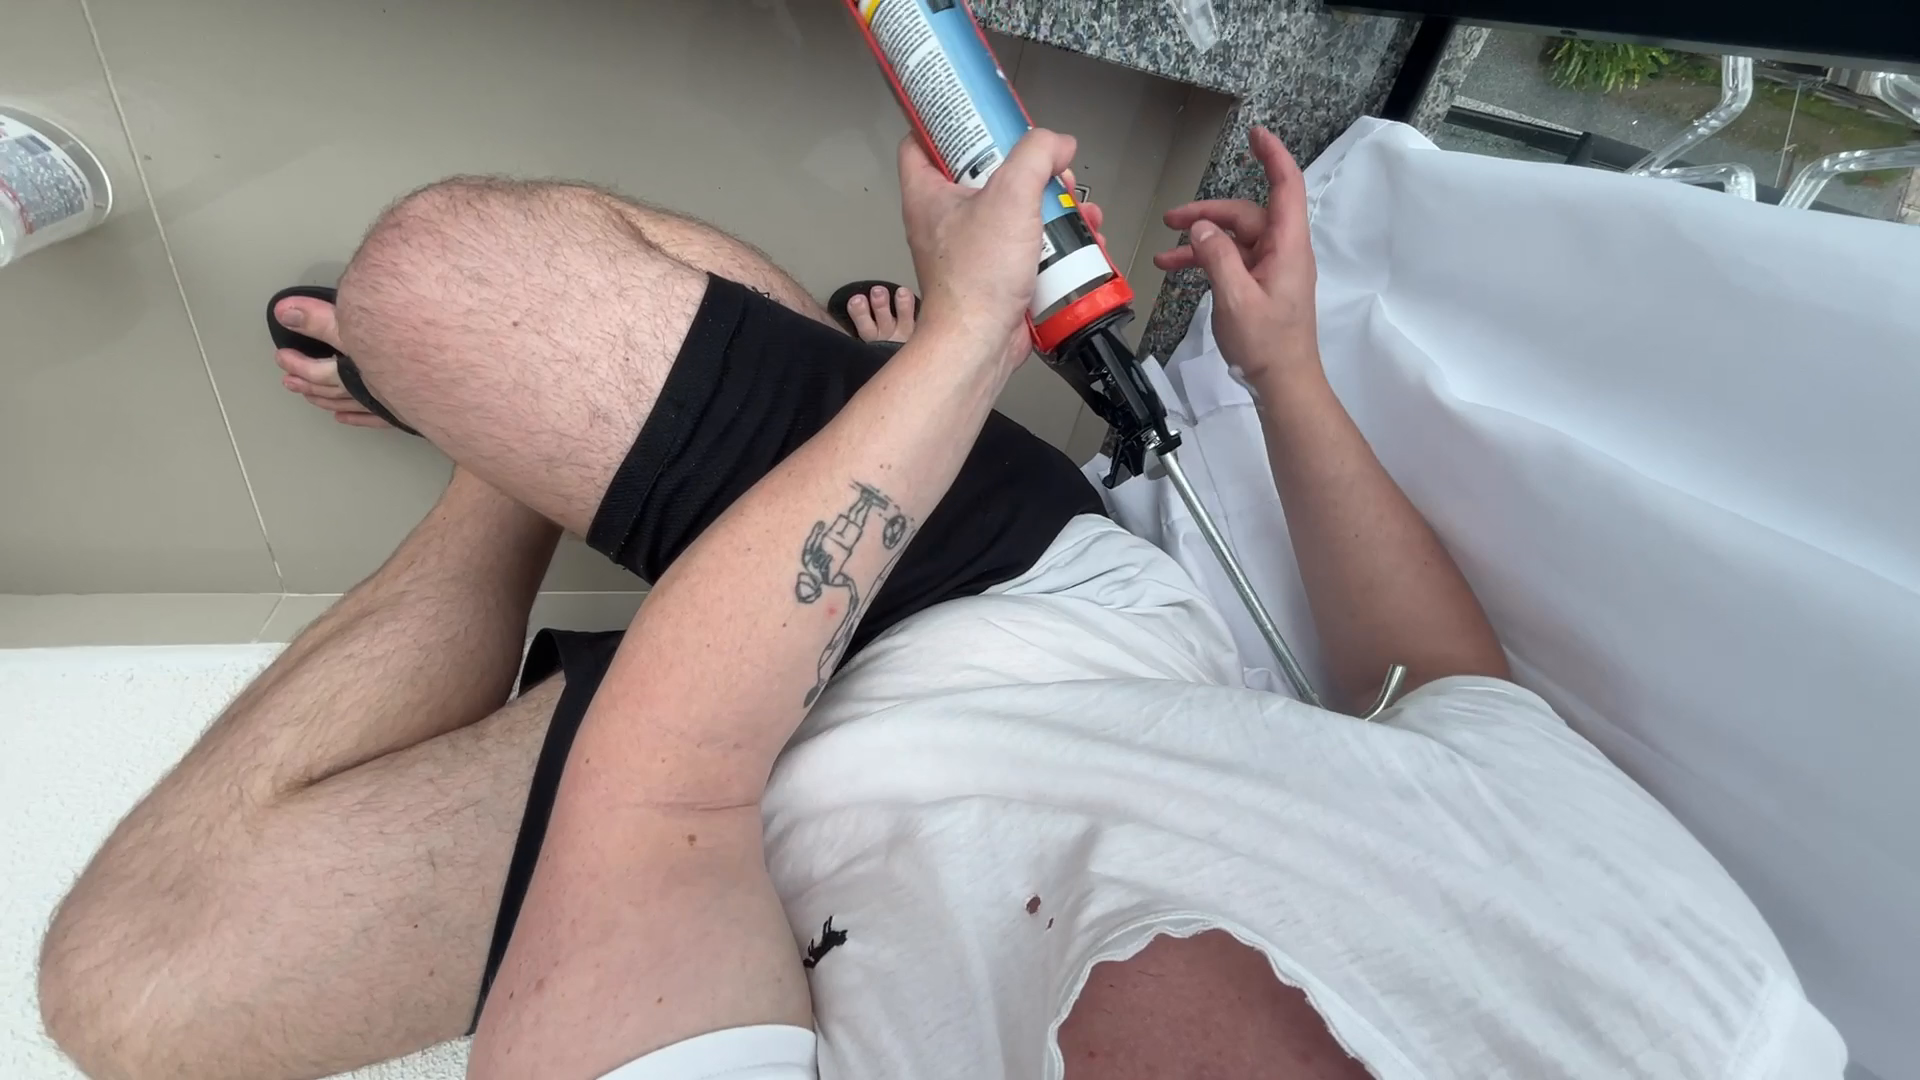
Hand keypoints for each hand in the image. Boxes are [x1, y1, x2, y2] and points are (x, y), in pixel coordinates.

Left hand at [897, 129, 1077, 374]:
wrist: (981, 343)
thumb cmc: (977, 279)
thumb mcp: (1010, 196)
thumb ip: (1036, 156)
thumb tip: (1057, 144)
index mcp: (928, 195)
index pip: (921, 141)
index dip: (949, 122)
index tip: (982, 116)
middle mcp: (944, 222)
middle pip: (984, 176)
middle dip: (1027, 171)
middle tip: (1050, 172)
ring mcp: (970, 252)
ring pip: (1013, 214)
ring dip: (1052, 208)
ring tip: (1077, 210)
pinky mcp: (995, 277)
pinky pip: (1026, 249)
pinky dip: (1055, 244)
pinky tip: (1083, 242)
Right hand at [1154, 127, 1319, 387]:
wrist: (1282, 380)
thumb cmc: (1265, 342)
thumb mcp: (1235, 298)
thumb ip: (1217, 257)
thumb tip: (1200, 228)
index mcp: (1286, 246)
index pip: (1285, 186)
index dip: (1272, 156)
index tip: (1255, 134)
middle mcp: (1281, 251)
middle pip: (1245, 216)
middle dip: (1207, 215)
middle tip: (1170, 220)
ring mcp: (1271, 270)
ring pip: (1233, 241)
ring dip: (1200, 243)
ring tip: (1165, 254)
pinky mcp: (1260, 287)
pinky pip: (1232, 263)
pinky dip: (1207, 262)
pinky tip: (1181, 269)